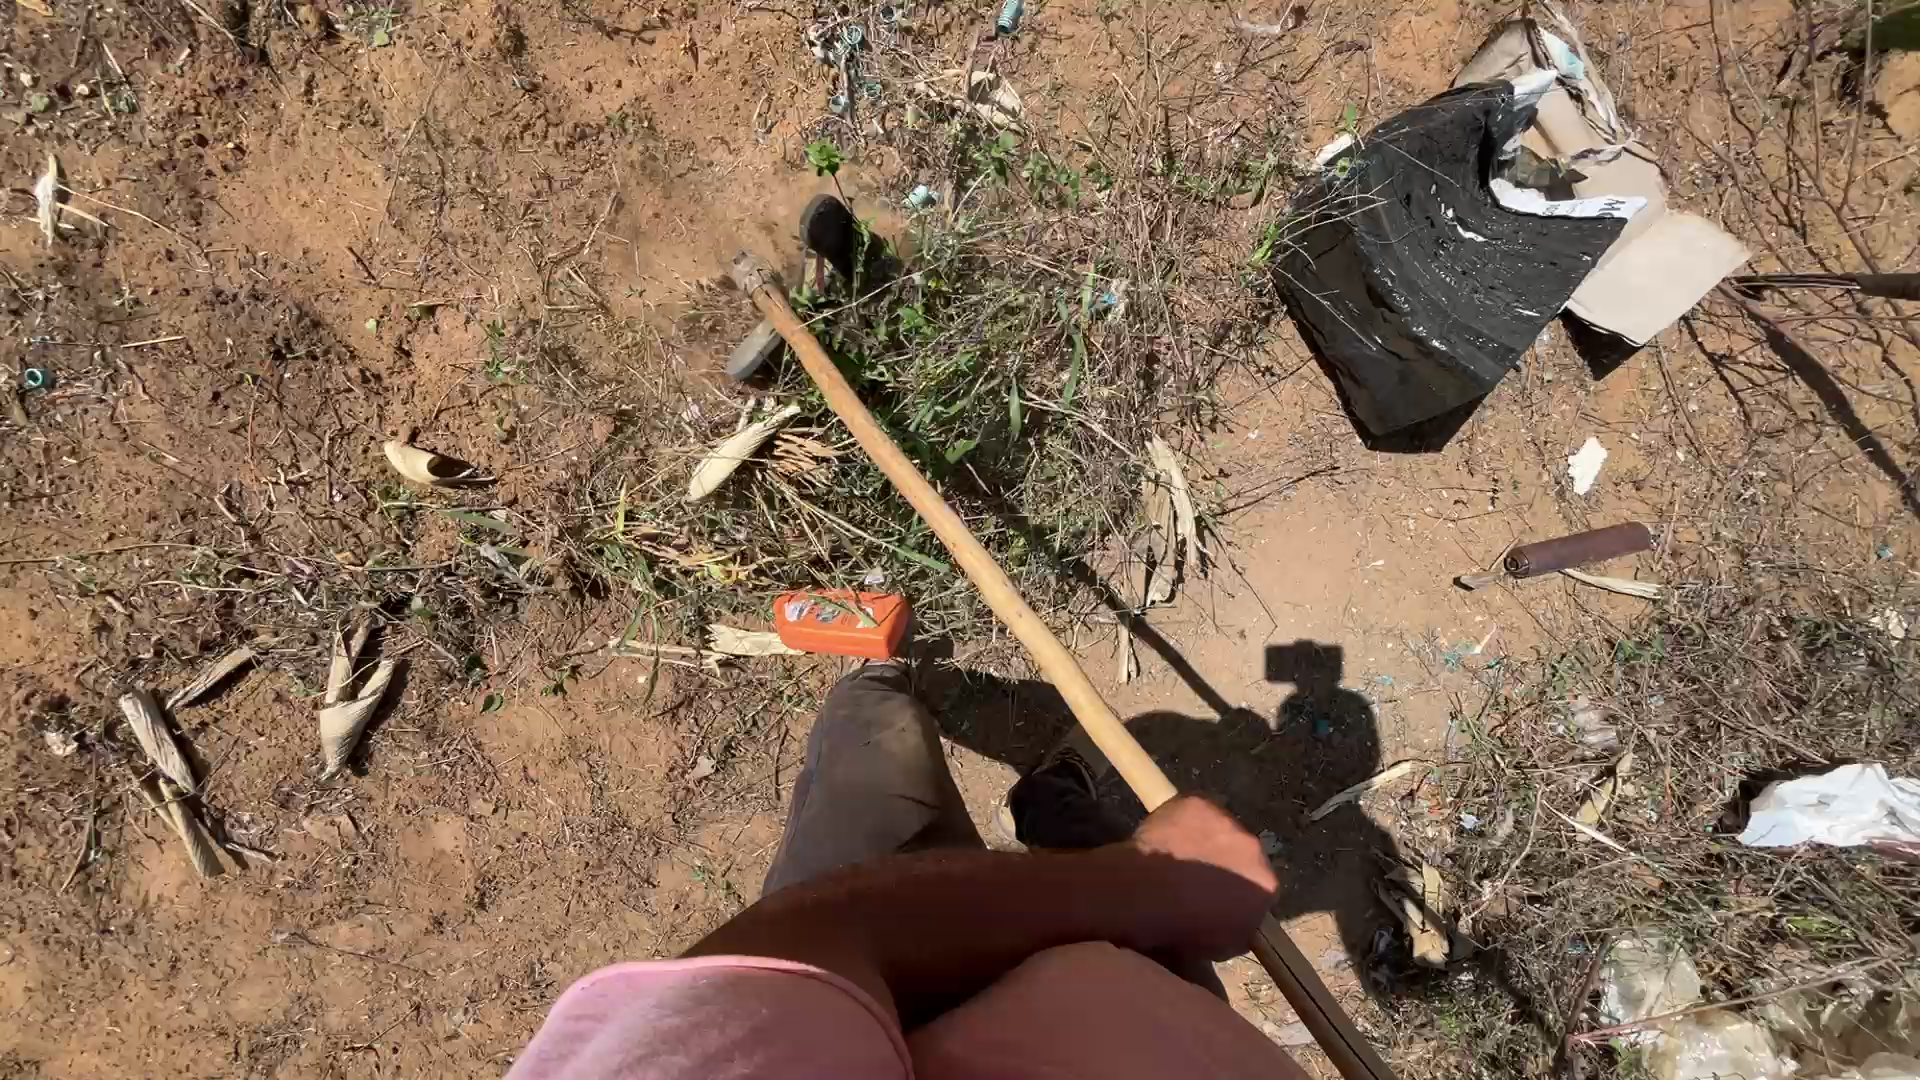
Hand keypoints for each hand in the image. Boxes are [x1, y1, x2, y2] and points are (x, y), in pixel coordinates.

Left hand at [1123, 795, 1276, 959]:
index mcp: (1266, 884)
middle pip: (1242, 851)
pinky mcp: (1198, 801)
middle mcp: (1253, 847)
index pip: (1260, 885)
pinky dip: (1183, 818)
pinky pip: (1194, 809)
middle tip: (1196, 872)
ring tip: (1178, 851)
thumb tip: (1232, 916)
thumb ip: (1241, 926)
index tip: (1218, 894)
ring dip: (1204, 837)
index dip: (1238, 889)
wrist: (1149, 891)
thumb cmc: (1185, 927)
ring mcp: (1225, 819)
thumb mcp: (1225, 945)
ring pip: (1218, 827)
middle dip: (1225, 860)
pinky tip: (1167, 833)